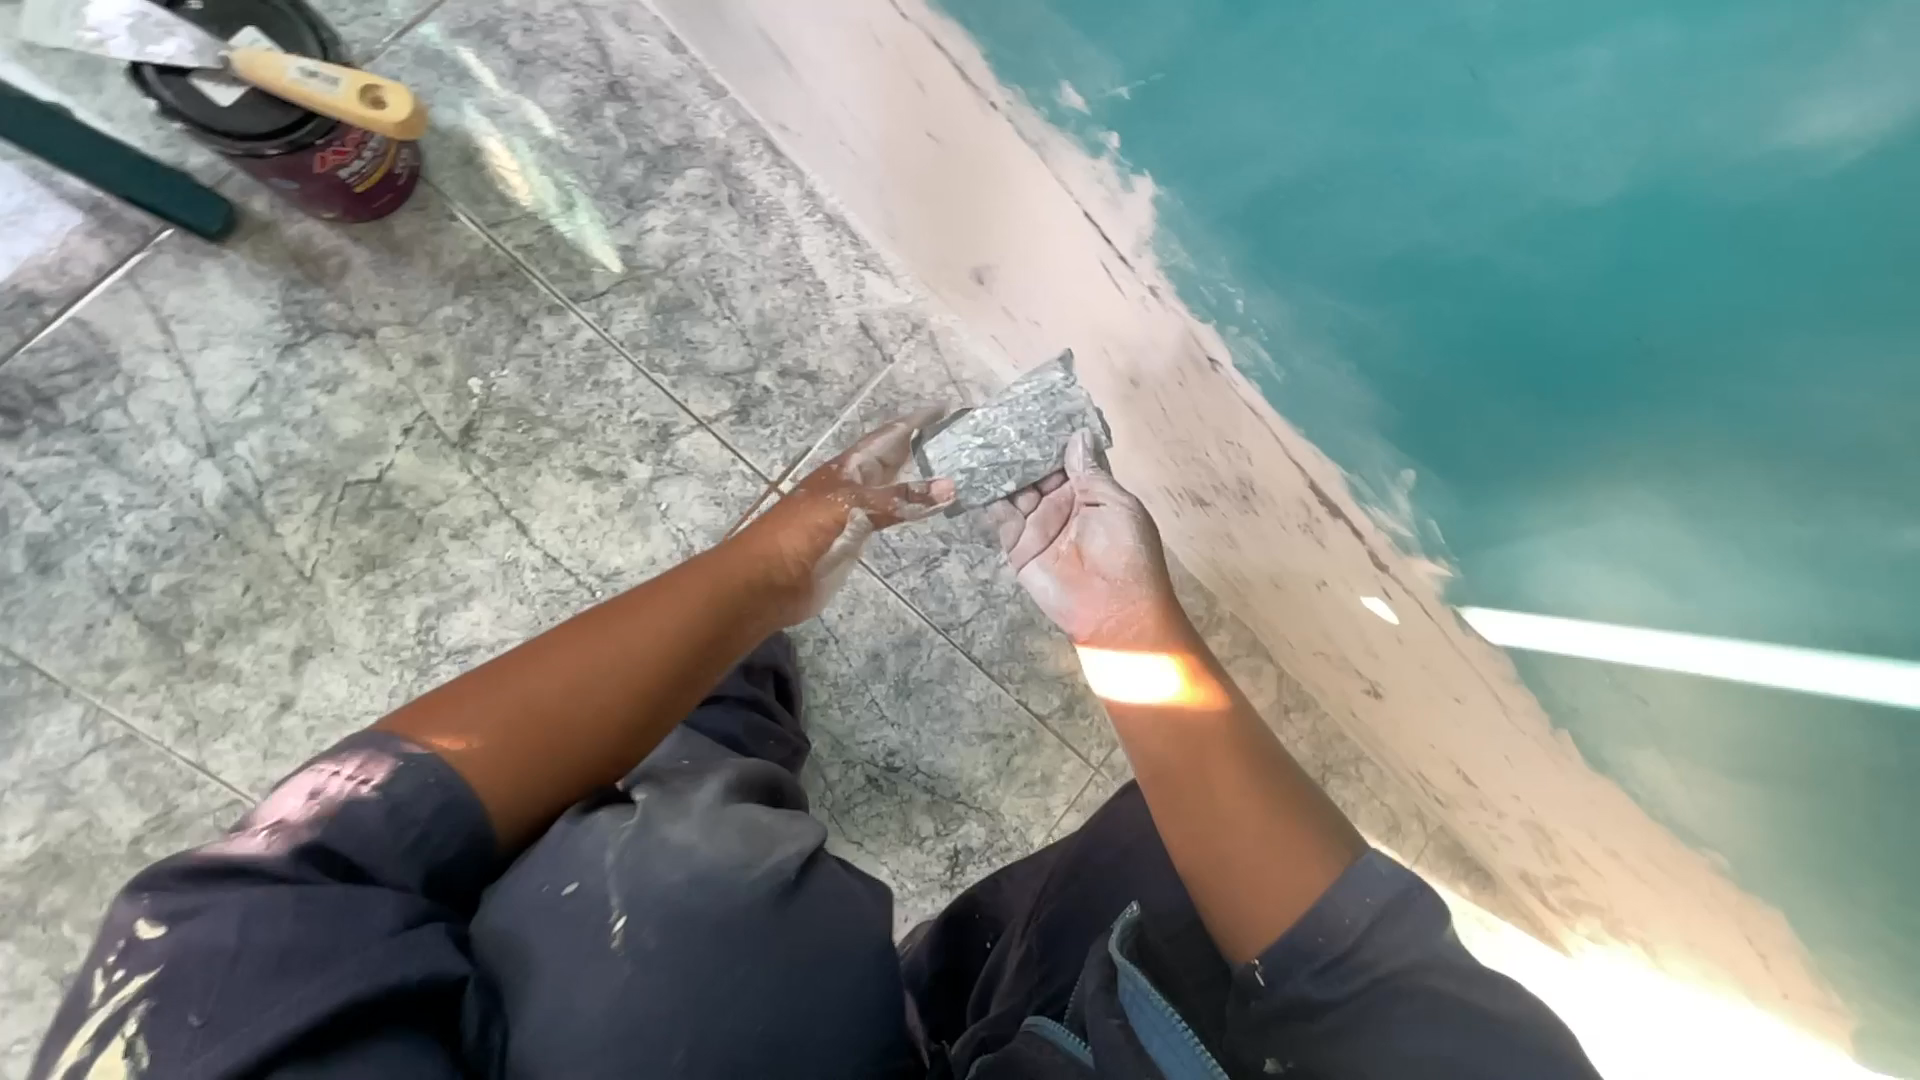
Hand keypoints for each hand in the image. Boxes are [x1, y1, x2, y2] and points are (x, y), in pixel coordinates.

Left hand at [732, 408, 954, 625]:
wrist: (766, 581)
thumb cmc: (800, 535)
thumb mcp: (850, 508)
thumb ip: (897, 499)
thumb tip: (950, 487)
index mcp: (847, 468)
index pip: (886, 436)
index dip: (913, 421)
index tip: (945, 407)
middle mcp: (853, 485)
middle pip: (891, 459)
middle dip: (919, 447)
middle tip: (958, 439)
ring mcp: (853, 514)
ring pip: (892, 489)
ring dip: (917, 480)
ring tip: (953, 471)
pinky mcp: (855, 541)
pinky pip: (889, 519)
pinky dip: (910, 511)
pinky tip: (927, 510)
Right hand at [987, 431, 1186, 648]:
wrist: (1113, 610)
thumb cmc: (1127, 553)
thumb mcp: (1117, 504)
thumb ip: (1091, 472)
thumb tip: (1078, 435)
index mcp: (1088, 492)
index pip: (1064, 458)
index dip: (1050, 437)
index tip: (1033, 411)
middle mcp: (1060, 504)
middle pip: (1034, 470)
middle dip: (1020, 448)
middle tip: (998, 419)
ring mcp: (1037, 524)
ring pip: (1014, 488)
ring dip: (1001, 467)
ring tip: (982, 437)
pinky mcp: (1017, 545)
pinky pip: (1000, 515)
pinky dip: (988, 495)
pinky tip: (975, 471)